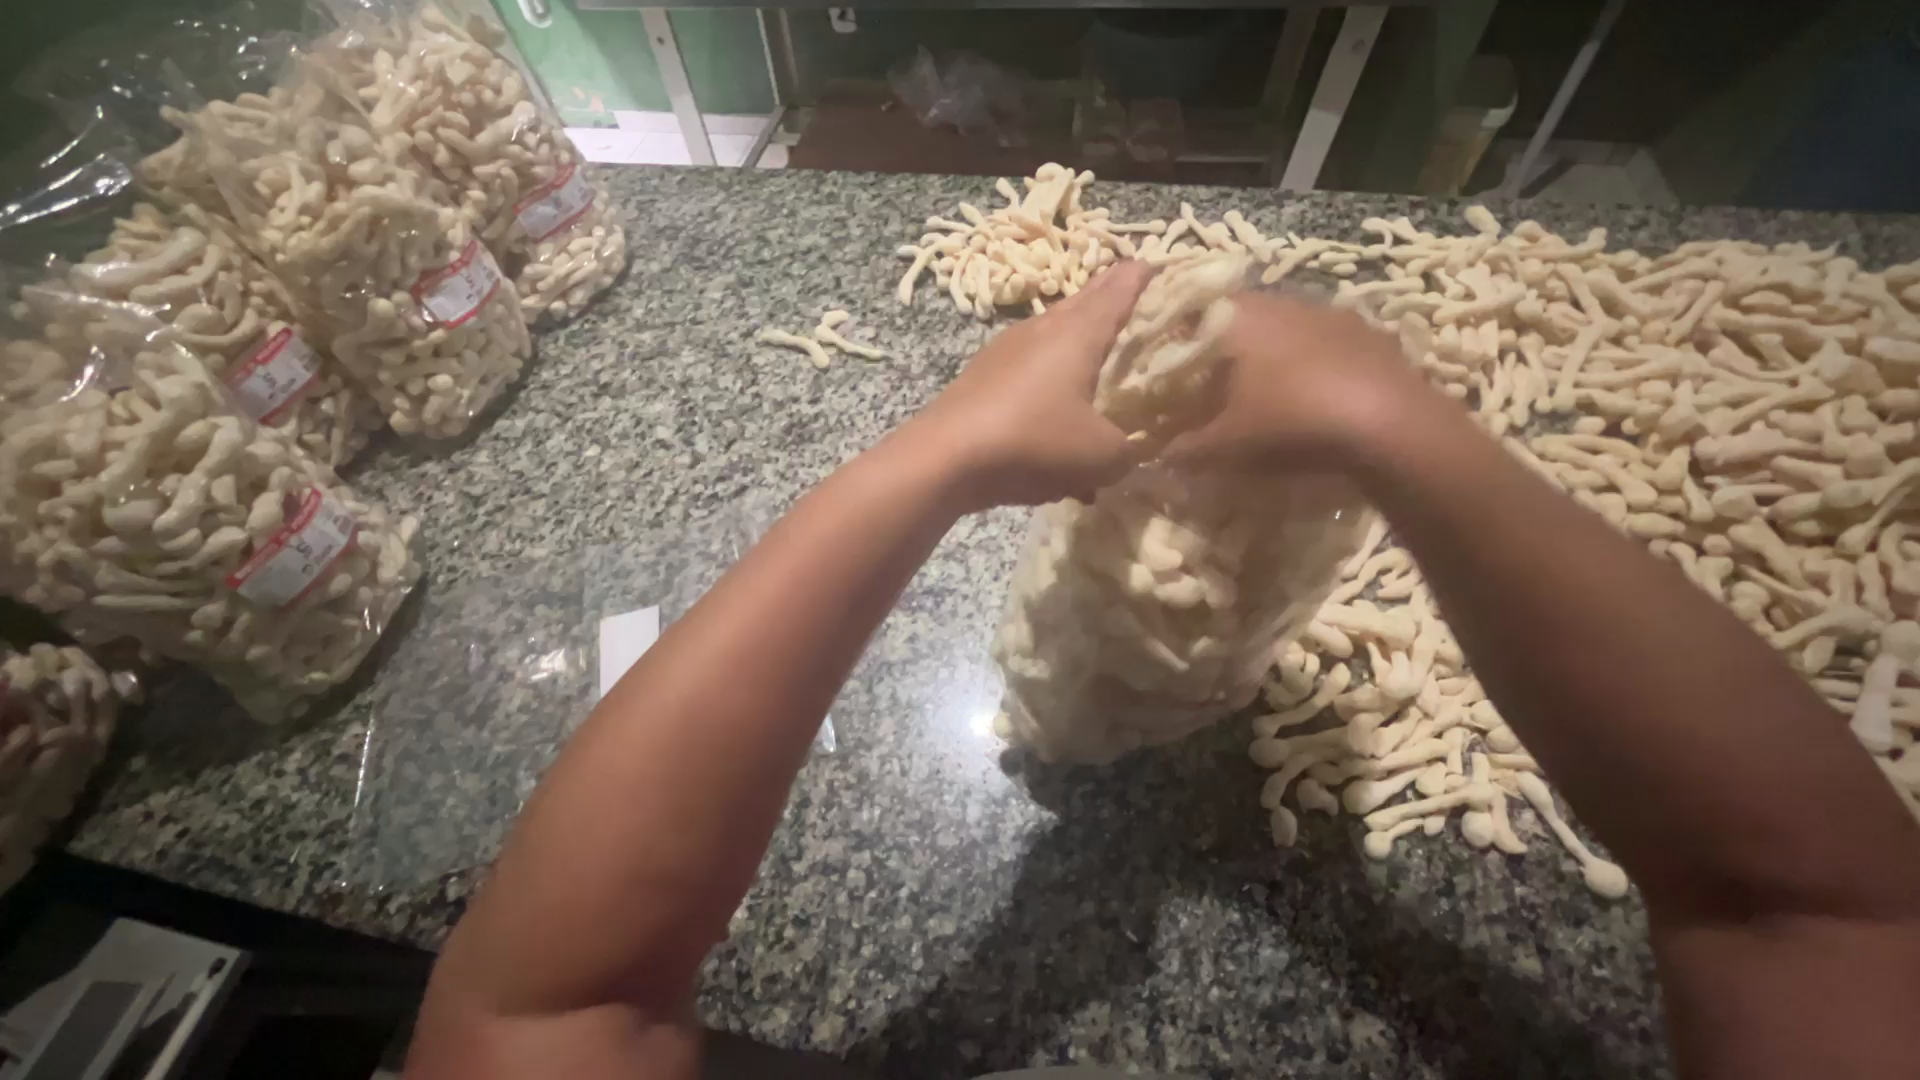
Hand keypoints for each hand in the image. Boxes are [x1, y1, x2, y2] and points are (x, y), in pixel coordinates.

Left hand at [896, 261, 1155, 509]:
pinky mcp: (983, 376)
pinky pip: (1030, 369)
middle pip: (1086, 302)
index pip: (1121, 286)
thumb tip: (1133, 450)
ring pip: (1054, 336)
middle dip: (1115, 305)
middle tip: (1141, 315)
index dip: (1147, 276)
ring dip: (1080, 347)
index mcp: (1079, 331)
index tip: (1166, 271)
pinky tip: (1055, 420)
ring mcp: (1006, 350)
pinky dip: (1051, 382)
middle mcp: (1041, 328)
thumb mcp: (1101, 457)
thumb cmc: (1033, 442)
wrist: (944, 459)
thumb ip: (1130, 450)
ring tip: (1102, 368)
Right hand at [1163, 291, 1442, 472]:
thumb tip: (1158, 455)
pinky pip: (1326, 348)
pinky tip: (1312, 403)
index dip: (1180, 344)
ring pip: (1287, 332)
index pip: (1195, 315)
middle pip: (1241, 321)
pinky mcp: (1373, 336)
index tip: (1174, 375)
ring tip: (1264, 398)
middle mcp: (1286, 302)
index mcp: (1242, 316)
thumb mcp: (1225, 445)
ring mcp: (1334, 315)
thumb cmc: (1289, 422)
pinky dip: (1312, 369)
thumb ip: (1185, 448)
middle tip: (1215, 391)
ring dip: (1272, 359)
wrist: (1390, 426)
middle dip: (1226, 354)